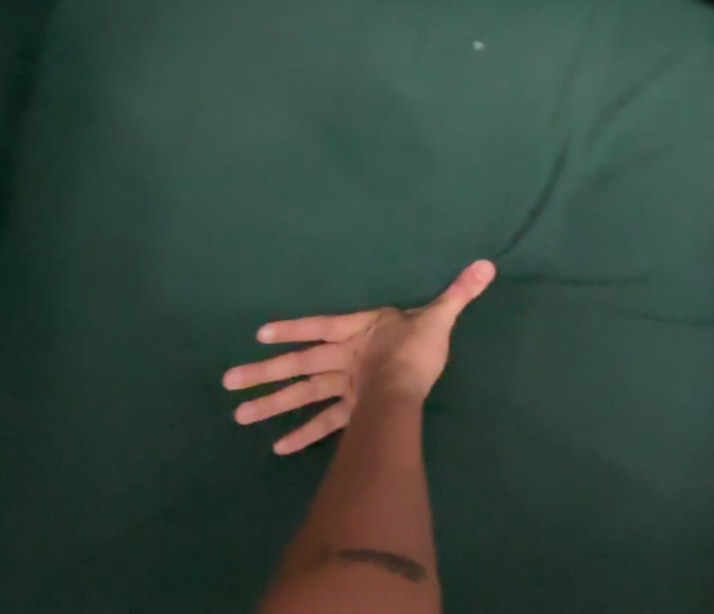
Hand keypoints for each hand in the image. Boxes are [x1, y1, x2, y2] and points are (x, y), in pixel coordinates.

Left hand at [223, 260, 496, 453]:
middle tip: (227, 381)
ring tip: (237, 416)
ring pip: (301, 395)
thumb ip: (459, 292)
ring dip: (270, 404)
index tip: (259, 335)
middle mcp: (344, 357)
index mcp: (359, 329)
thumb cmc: (420, 347)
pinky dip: (301, 436)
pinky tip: (278, 448)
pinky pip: (323, 423)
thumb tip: (487, 264)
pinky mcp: (351, 411)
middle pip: (299, 364)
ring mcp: (344, 386)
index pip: (319, 325)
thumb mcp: (439, 314)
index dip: (291, 329)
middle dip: (263, 372)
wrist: (413, 385)